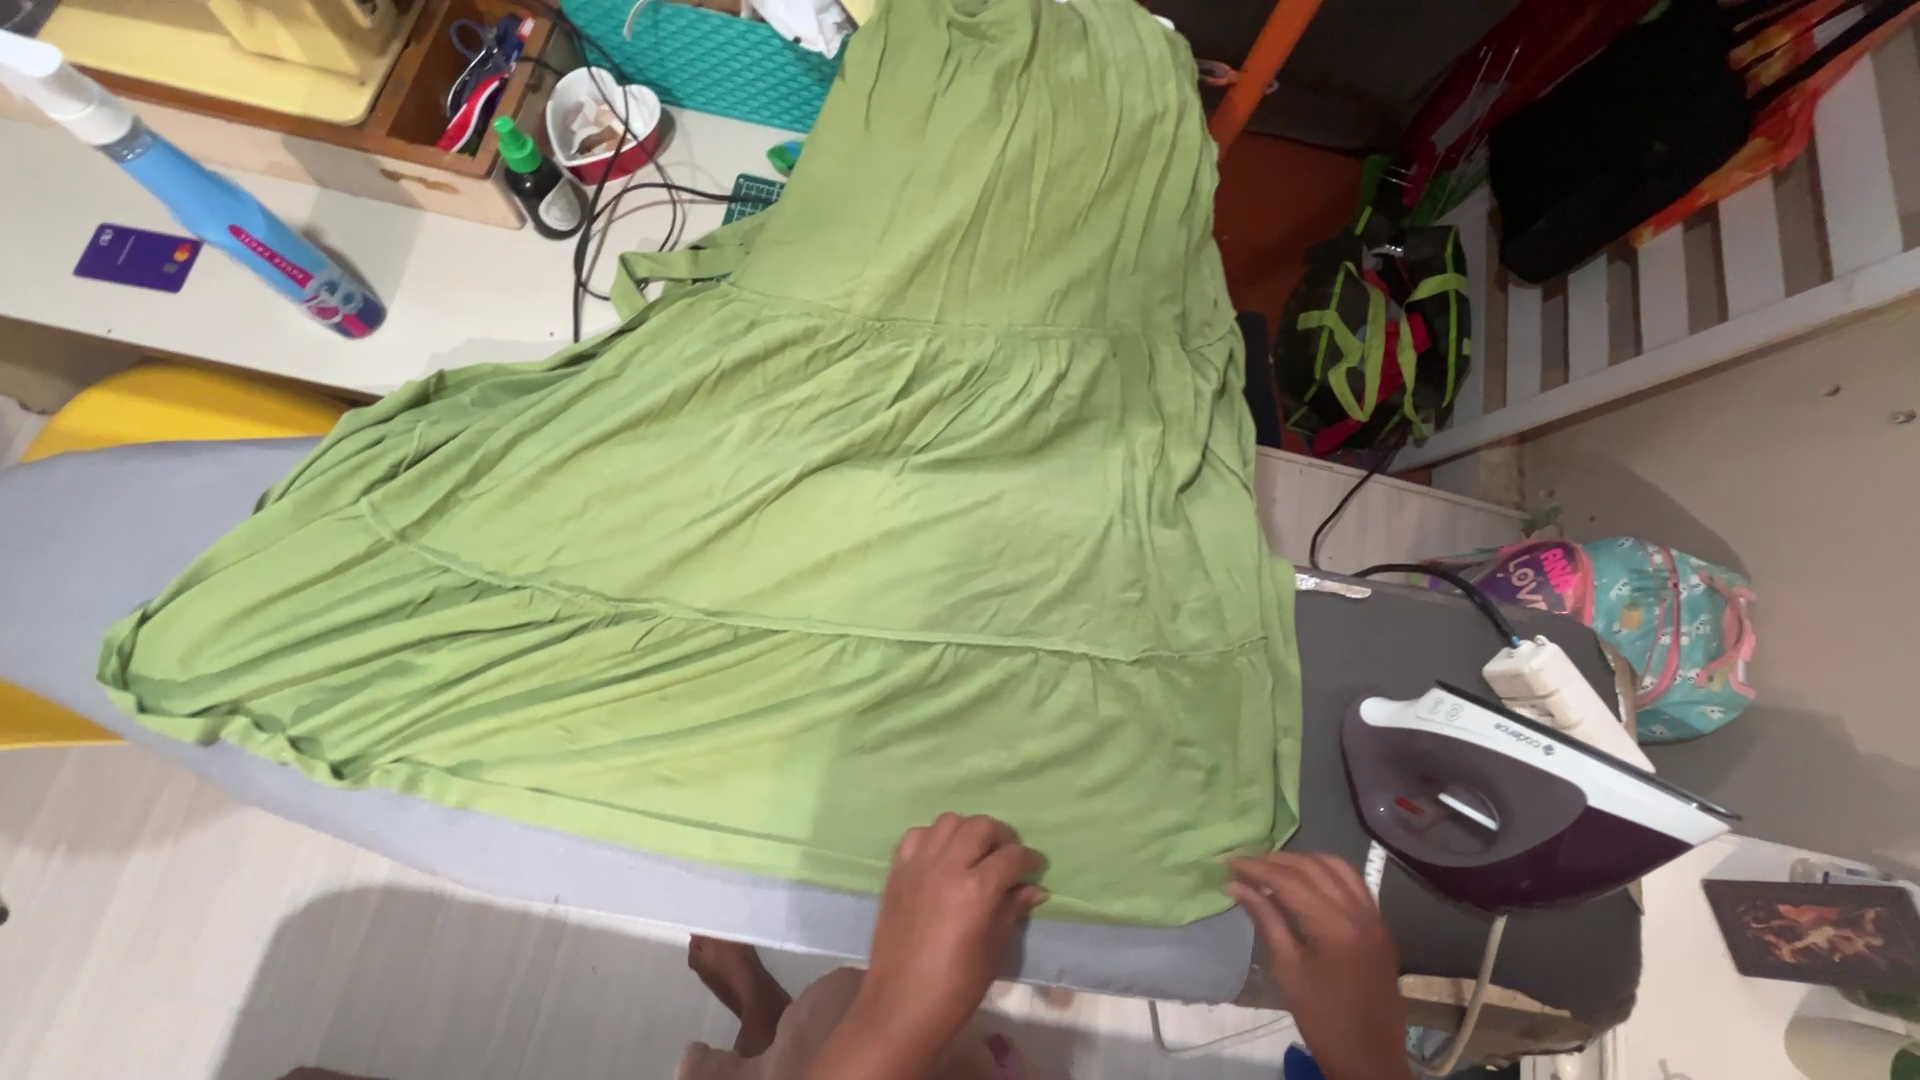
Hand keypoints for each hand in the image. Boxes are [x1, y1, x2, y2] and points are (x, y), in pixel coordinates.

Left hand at [805, 814, 1045, 1079]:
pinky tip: (942, 856)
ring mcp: (919, 864)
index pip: (1012, 857)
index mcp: (976, 889)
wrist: (902, 1005)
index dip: (1029, 859)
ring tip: (976, 852)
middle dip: (1002, 837)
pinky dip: (934, 837)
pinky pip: (918, 835)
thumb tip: (1035, 888)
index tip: (1036, 866)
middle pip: (981, 826)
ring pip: (949, 822)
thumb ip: (1013, 909)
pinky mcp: (897, 871)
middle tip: (1009, 856)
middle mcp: (947, 866)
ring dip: (968, 831)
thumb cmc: (956, 986)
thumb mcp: (994, 949)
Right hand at [1229, 853, 1410, 1079]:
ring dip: (1304, 861)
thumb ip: (1266, 919)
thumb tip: (1236, 886)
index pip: (1289, 880)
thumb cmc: (1323, 1020)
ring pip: (1337, 867)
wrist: (1371, 1060)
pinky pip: (1354, 883)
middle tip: (1246, 865)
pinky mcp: (1380, 927)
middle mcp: (1359, 913)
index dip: (1257, 867)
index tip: (1229, 863)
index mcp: (1335, 927)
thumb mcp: (1288, 969)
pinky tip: (1307, 882)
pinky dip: (1328, 873)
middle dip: (1276, 861)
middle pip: (1312, 867)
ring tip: (1275, 869)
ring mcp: (1374, 918)